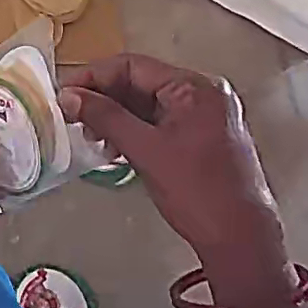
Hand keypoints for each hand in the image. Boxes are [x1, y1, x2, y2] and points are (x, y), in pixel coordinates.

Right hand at [60, 55, 289, 291]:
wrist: (242, 241)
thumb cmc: (197, 192)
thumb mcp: (145, 150)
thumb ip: (105, 117)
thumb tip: (69, 96)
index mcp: (195, 87)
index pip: (133, 66)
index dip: (94, 76)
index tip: (65, 94)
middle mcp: (203, 92)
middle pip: (140, 82)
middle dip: (104, 98)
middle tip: (73, 117)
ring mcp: (205, 114)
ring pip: (148, 103)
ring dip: (116, 116)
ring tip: (92, 136)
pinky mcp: (202, 135)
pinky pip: (159, 120)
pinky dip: (134, 129)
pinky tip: (113, 146)